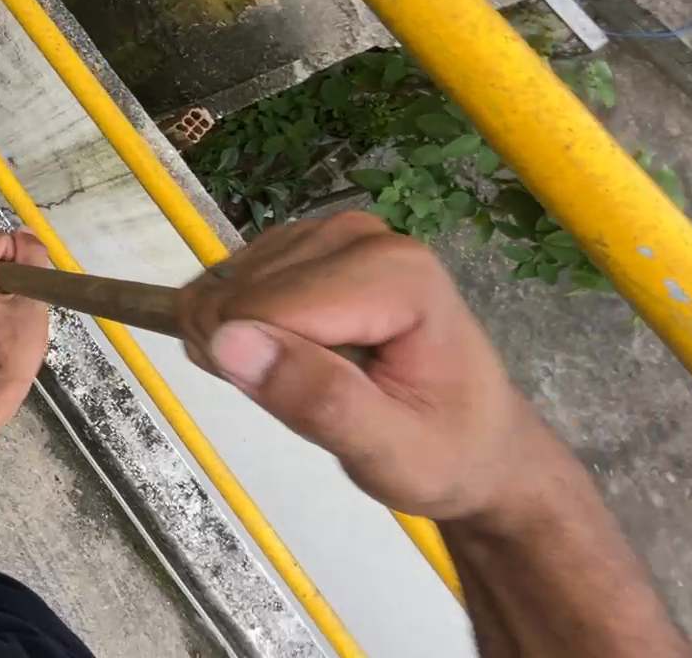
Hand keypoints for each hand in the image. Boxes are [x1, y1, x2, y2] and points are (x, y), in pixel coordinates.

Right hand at [176, 212, 565, 523]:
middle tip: (304, 397)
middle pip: (231, 294)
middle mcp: (351, 234)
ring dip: (234, 342)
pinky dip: (230, 327)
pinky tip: (282, 351)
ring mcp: (317, 234)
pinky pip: (218, 284)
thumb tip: (228, 342)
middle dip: (244, 353)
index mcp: (393, 273)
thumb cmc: (448, 457)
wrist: (476, 443)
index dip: (259, 369)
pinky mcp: (290, 244)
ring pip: (216, 289)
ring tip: (299, 376)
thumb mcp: (399, 458)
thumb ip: (321, 400)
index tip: (307, 410)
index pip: (258, 309)